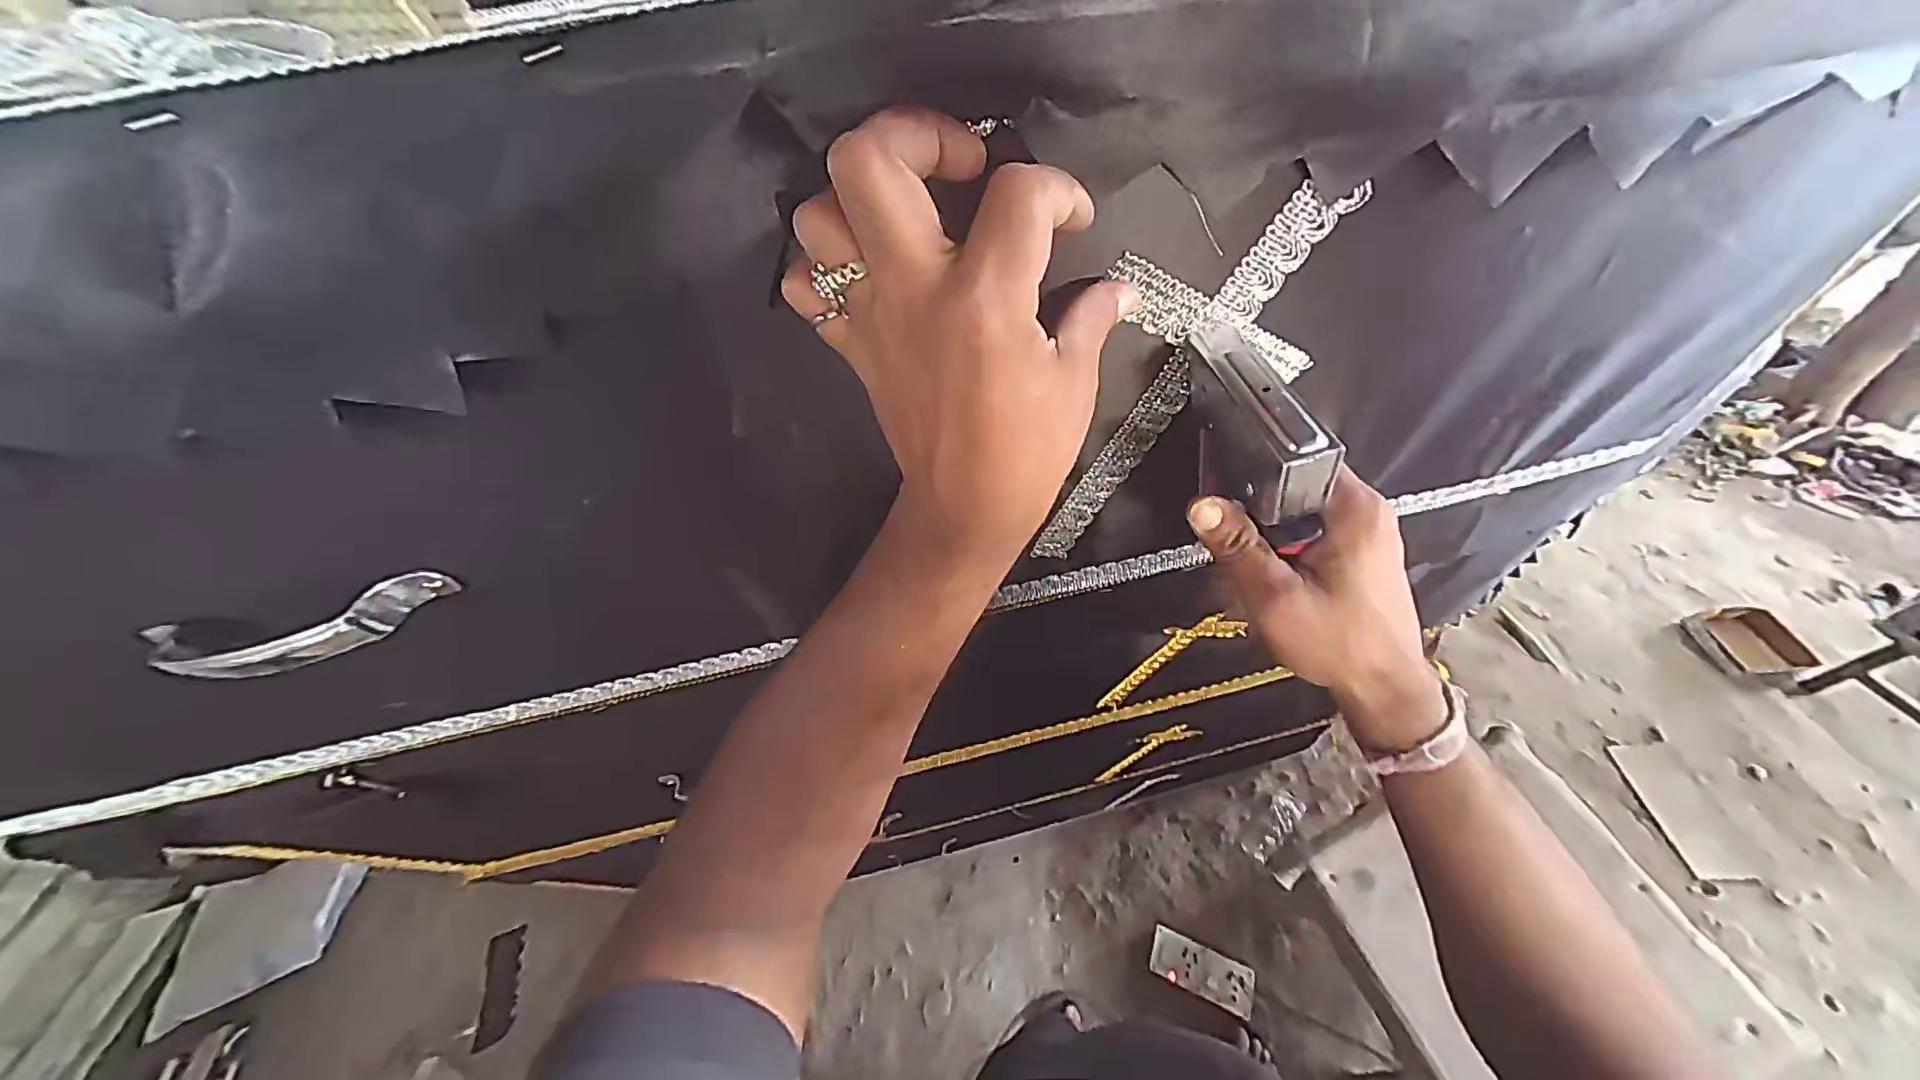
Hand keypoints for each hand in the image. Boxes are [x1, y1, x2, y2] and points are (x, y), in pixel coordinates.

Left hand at [781, 107, 1138, 555]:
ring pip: (819, 213)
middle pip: (868, 160)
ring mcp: (872, 315)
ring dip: (860, 198)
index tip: (1069, 219)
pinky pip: (809, 285)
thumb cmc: (1026, 451)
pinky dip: (827, 266)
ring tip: (910, 216)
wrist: (964, 508)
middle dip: (916, 134)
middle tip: (959, 168)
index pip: (1017, 192)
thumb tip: (1120, 287)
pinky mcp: (851, 344)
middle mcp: (915, 291)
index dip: (1057, 190)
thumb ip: (1091, 316)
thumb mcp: (1074, 381)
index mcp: (985, 299)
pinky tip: (871, 273)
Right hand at [1185, 468, 1443, 751]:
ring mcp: (1366, 531)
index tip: (1228, 504)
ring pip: (1297, 512)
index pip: (1291, 463)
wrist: (1383, 687)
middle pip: (1289, 488)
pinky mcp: (1359, 550)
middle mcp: (1366, 511)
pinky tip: (1282, 578)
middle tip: (1245, 551)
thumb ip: (1237, 547)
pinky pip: (1311, 532)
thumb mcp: (1275, 596)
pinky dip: (1289, 549)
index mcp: (1353, 509)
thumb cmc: (1343, 645)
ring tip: (1265, 569)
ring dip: (1271, 537)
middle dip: (1257, 516)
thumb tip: (1203, 507)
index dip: (1249, 477)